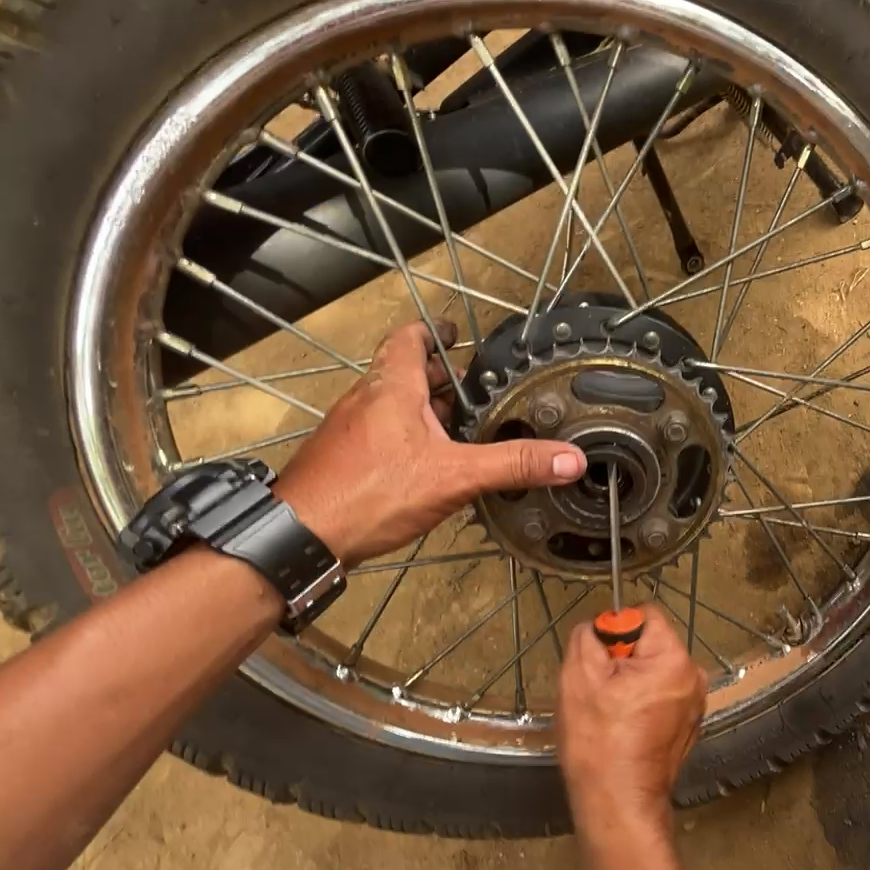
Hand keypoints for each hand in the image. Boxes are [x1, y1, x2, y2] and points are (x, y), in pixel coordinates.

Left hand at [274, 321, 586, 565]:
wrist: (299, 537)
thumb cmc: (370, 492)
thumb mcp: (454, 476)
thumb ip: (514, 464)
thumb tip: (570, 459)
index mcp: (392, 390)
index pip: (408, 340)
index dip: (433, 332)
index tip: (457, 332)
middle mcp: (368, 402)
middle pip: (407, 374)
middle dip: (443, 376)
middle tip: (479, 384)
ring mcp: (353, 431)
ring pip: (396, 406)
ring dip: (428, 408)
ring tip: (467, 422)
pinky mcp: (348, 459)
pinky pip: (386, 434)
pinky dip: (413, 436)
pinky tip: (435, 461)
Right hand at [558, 603, 707, 837]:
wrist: (618, 803)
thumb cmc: (598, 742)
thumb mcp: (579, 677)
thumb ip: (588, 637)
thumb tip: (597, 624)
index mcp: (674, 659)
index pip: (646, 615)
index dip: (616, 630)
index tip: (598, 659)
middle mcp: (694, 676)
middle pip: (652, 644)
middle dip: (622, 659)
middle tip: (600, 690)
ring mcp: (695, 702)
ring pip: (654, 671)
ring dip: (630, 682)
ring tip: (609, 712)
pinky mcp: (689, 724)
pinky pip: (662, 696)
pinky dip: (642, 703)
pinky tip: (623, 727)